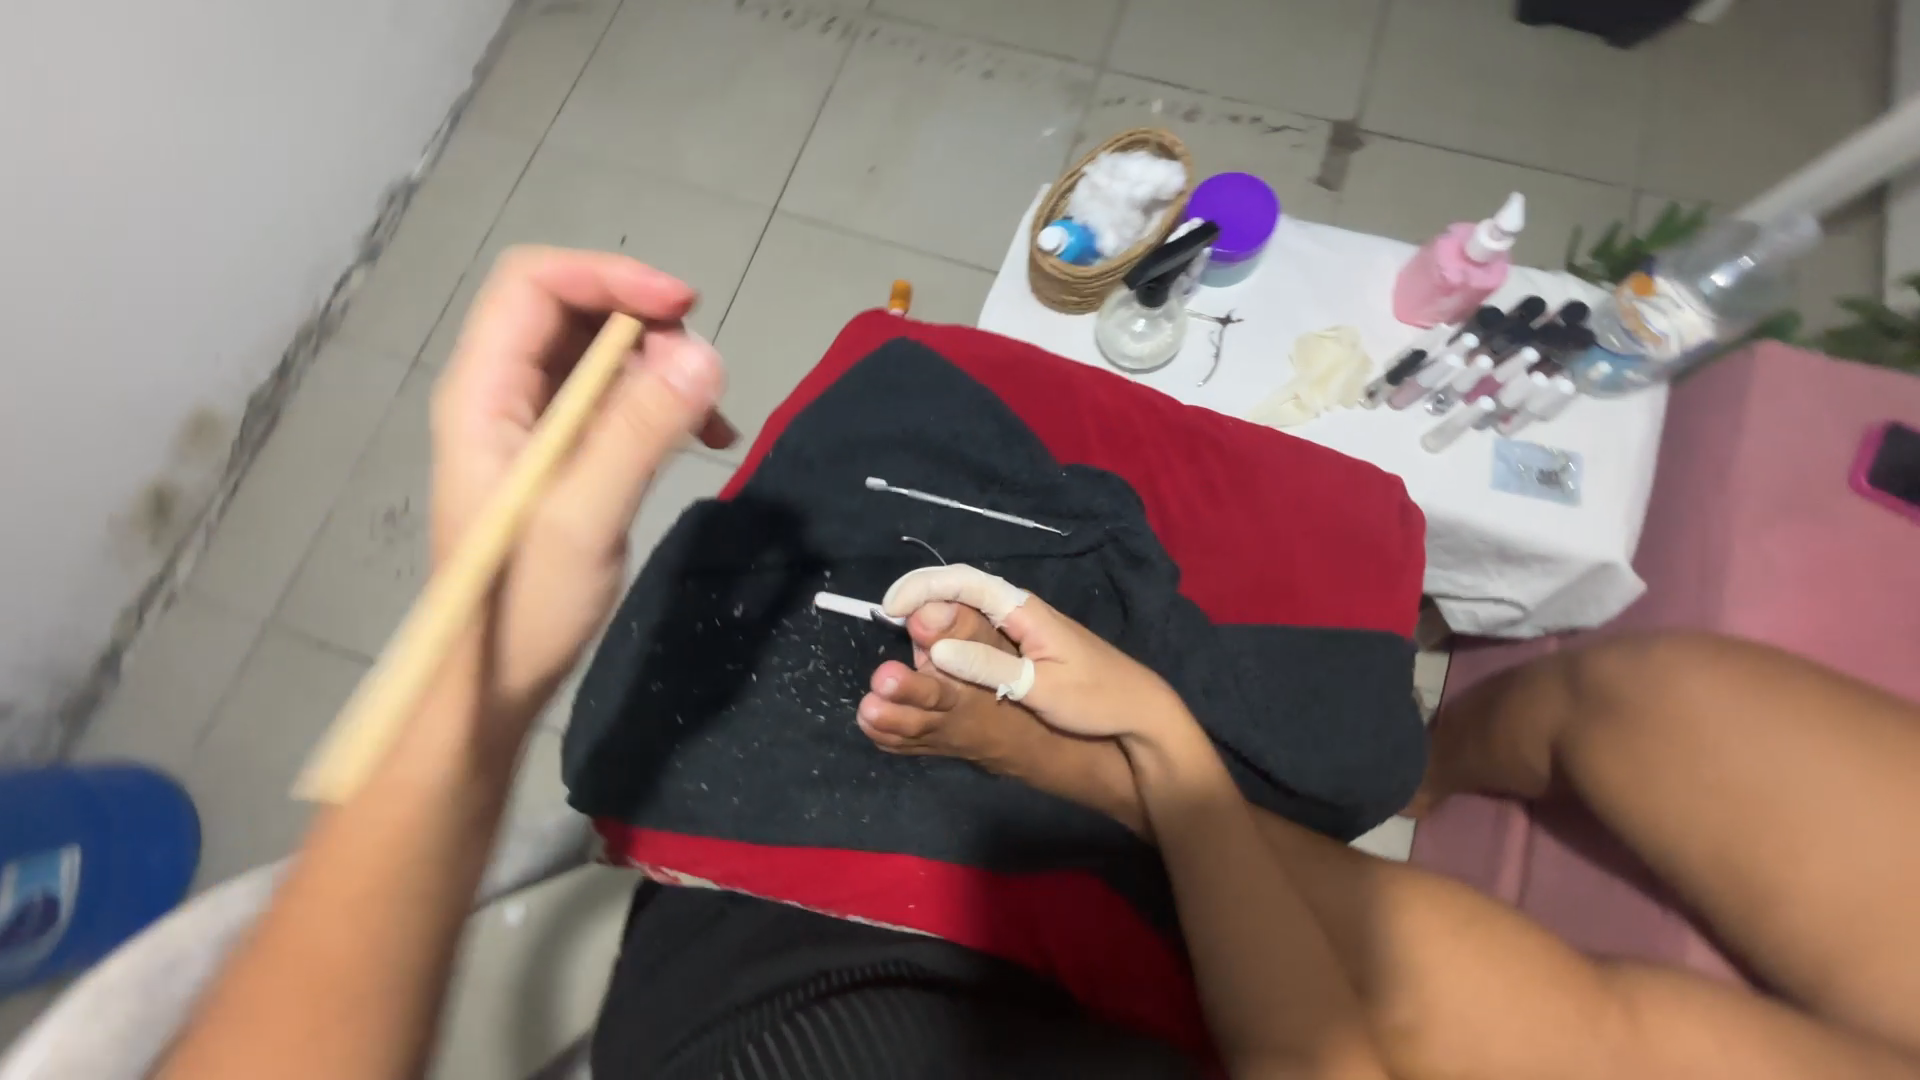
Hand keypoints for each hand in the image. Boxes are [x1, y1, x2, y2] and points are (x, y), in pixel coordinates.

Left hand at [431, 246, 734, 722]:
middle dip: (646, 326)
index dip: (610, 277)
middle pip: (573, 314)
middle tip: (703, 373)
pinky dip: (665, 407)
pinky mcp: (567, 459)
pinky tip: (706, 440)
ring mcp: (537, 428)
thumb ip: (638, 431)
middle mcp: (506, 396)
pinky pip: (619, 404)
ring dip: (663, 369)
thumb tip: (705, 354)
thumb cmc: (524, 603)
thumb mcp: (583, 515)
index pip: (536, 286)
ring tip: (711, 417)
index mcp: (486, 393)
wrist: (497, 679)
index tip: (686, 307)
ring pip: (602, 359)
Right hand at [881, 564, 1195, 742]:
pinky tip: (937, 654)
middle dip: (922, 597)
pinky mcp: (1024, 645)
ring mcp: (1022, 626)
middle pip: (962, 589)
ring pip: (968, 608)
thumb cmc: (1096, 698)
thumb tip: (933, 646)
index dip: (924, 588)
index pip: (965, 581)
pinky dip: (951, 635)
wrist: (1140, 712)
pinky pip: (978, 629)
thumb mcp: (1039, 685)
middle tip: (889, 620)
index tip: (890, 608)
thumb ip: (987, 665)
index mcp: (1023, 609)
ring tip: (903, 634)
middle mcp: (1019, 609)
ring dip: (934, 615)